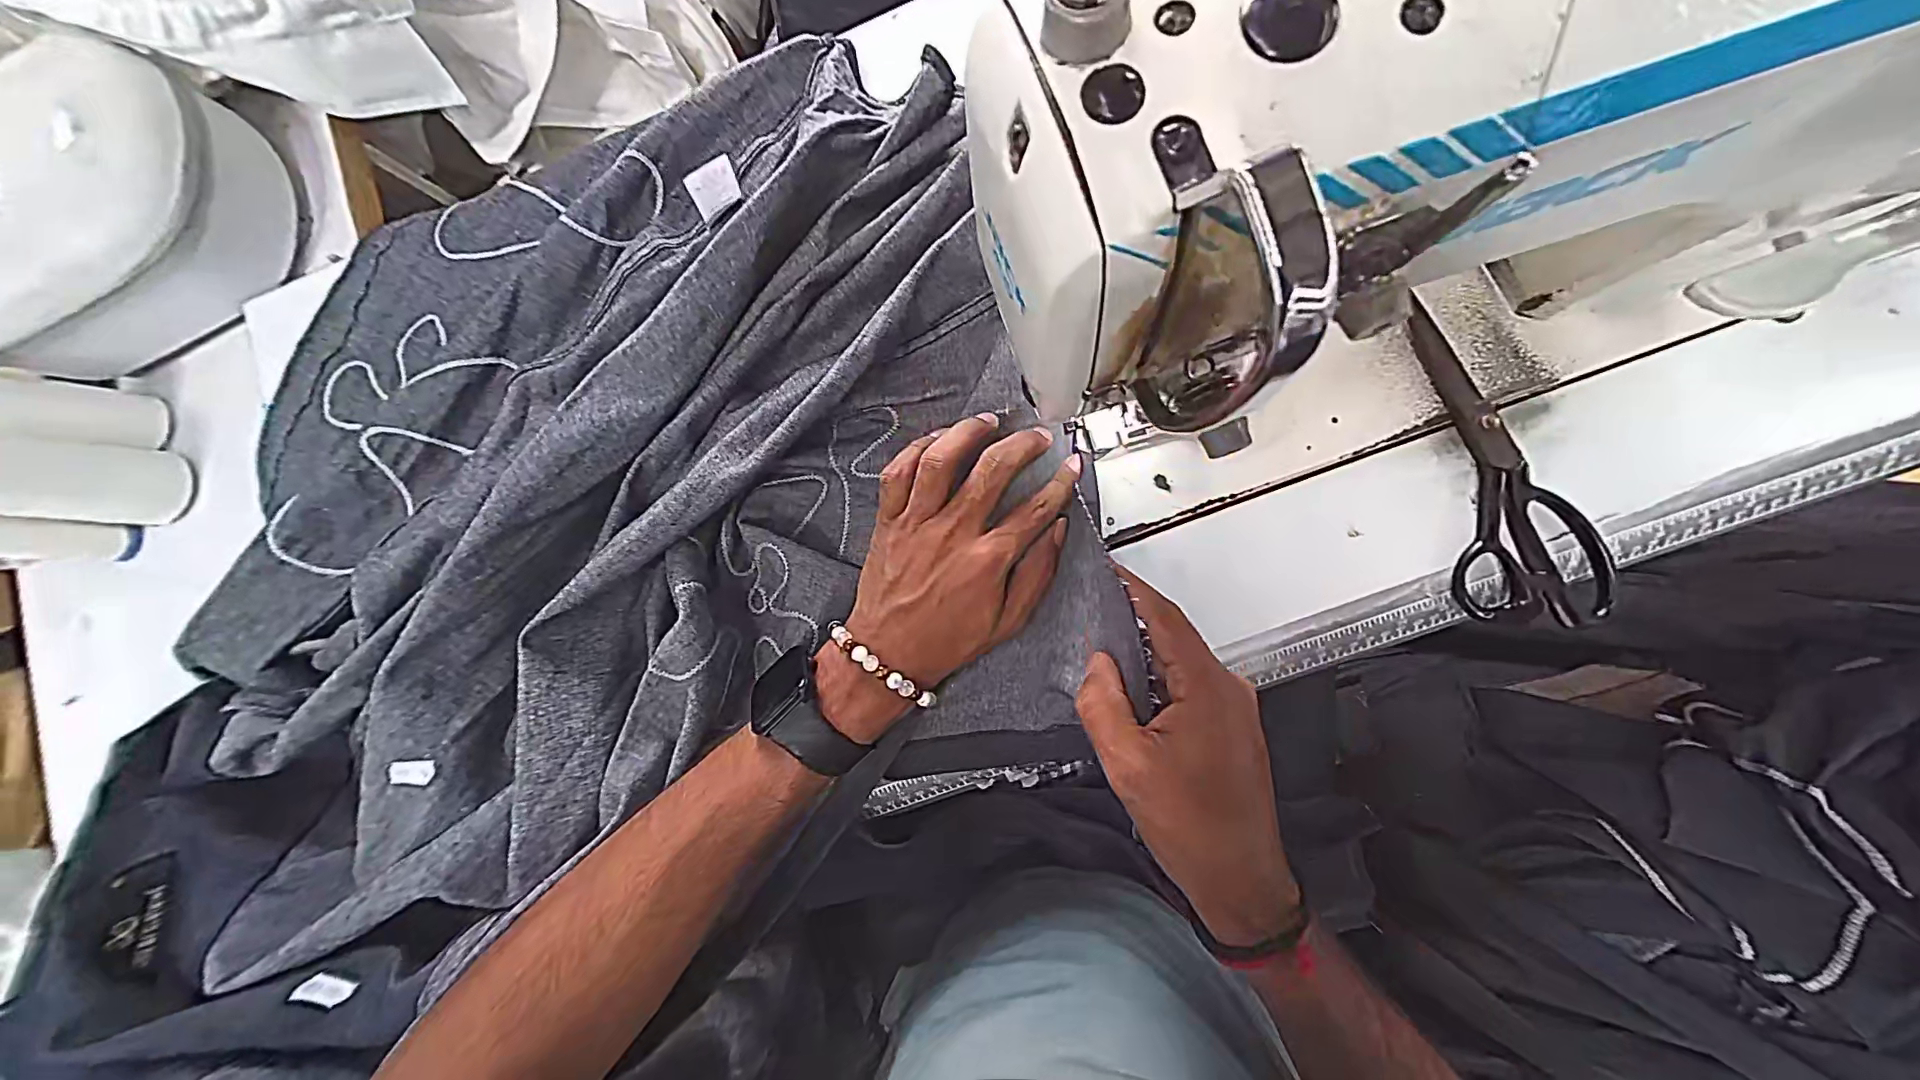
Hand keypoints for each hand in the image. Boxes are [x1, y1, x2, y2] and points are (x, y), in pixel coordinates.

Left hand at [814, 412, 1080, 742]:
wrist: (890, 652)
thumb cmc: (945, 639)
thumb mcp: (1007, 620)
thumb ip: (1038, 574)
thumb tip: (1056, 532)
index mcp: (987, 560)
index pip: (1034, 508)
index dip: (1060, 482)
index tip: (1070, 467)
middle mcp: (952, 534)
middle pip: (993, 470)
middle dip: (1022, 445)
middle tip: (1035, 438)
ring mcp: (917, 524)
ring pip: (942, 460)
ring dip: (968, 433)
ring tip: (988, 422)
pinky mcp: (890, 521)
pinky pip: (898, 473)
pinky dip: (917, 448)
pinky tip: (937, 439)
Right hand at [1076, 567, 1300, 946]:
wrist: (1240, 879)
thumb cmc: (1195, 828)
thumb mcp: (1126, 763)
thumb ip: (1102, 703)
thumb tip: (1096, 665)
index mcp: (1208, 689)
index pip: (1166, 618)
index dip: (1134, 589)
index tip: (1111, 569)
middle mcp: (1229, 690)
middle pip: (1174, 637)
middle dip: (1133, 623)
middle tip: (1096, 615)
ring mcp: (1235, 708)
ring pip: (1181, 662)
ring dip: (1146, 657)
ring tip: (1108, 662)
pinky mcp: (1232, 726)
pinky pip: (1191, 685)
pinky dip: (1161, 681)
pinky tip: (1136, 698)